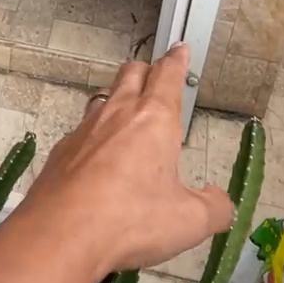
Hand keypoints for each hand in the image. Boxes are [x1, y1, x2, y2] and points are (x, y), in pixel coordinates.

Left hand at [7, 44, 235, 280]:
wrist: (62, 233)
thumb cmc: (131, 219)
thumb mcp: (188, 222)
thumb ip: (214, 209)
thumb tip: (221, 201)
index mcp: (154, 119)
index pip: (167, 75)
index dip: (176, 60)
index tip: (180, 49)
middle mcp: (118, 113)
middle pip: (131, 73)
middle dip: (147, 70)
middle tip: (156, 77)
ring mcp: (86, 128)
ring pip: (105, 97)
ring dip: (119, 98)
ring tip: (128, 114)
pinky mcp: (63, 149)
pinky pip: (83, 130)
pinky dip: (96, 135)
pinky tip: (98, 158)